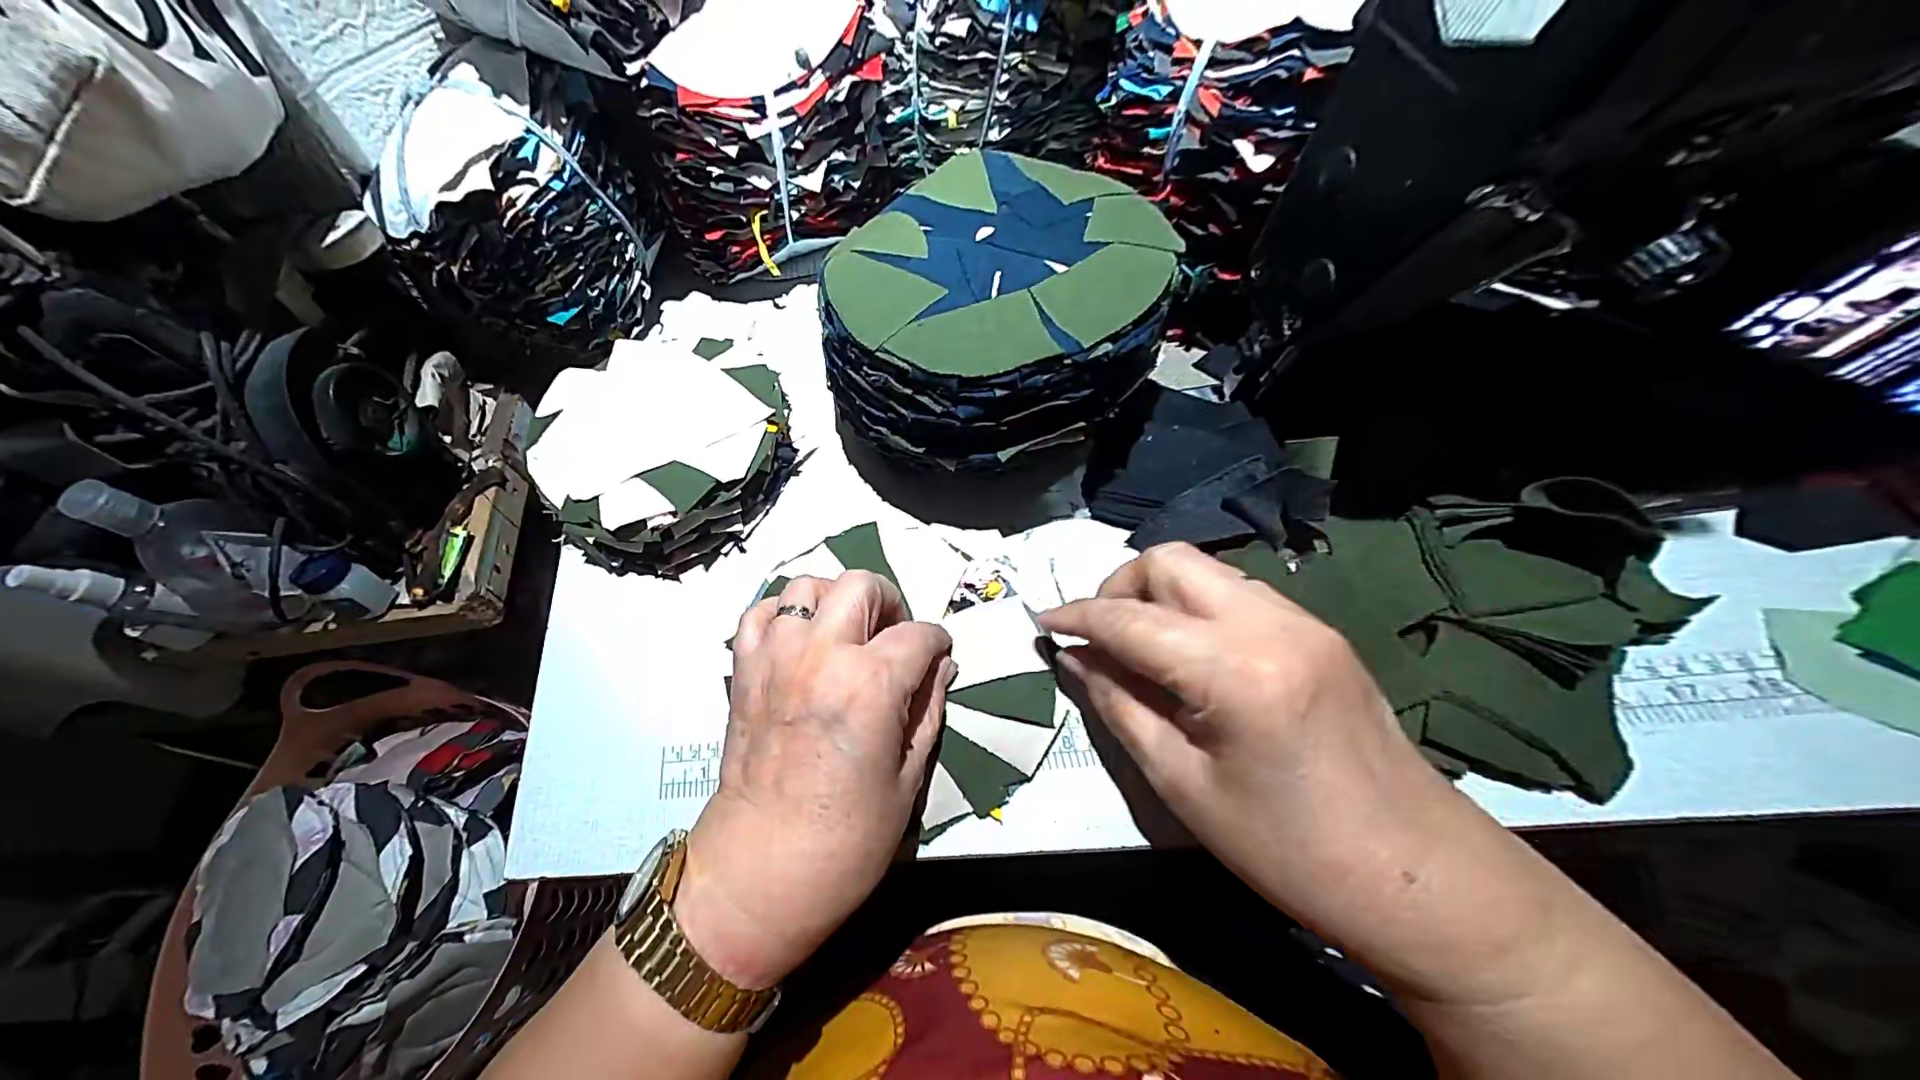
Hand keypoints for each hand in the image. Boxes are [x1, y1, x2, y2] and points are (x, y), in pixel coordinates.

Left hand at [677, 571, 955, 989]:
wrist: (760, 871)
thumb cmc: (847, 839)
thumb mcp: (908, 778)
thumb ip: (928, 709)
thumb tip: (941, 667)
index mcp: (870, 685)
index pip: (918, 635)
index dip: (937, 643)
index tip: (939, 656)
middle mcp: (820, 655)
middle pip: (860, 586)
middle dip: (889, 602)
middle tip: (893, 637)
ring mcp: (775, 657)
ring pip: (806, 586)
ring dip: (834, 602)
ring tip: (845, 635)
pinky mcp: (743, 670)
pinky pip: (760, 613)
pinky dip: (783, 615)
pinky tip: (801, 642)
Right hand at [1037, 542, 1447, 915]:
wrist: (1419, 875)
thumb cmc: (1287, 848)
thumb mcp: (1181, 783)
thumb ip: (1119, 705)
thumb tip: (1076, 657)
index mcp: (1232, 669)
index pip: (1130, 618)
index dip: (1077, 617)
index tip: (1042, 625)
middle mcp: (1270, 623)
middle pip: (1169, 561)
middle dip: (1119, 588)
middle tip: (1098, 639)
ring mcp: (1303, 621)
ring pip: (1206, 569)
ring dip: (1159, 594)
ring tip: (1139, 647)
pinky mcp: (1320, 632)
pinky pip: (1239, 594)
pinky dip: (1197, 607)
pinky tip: (1191, 656)